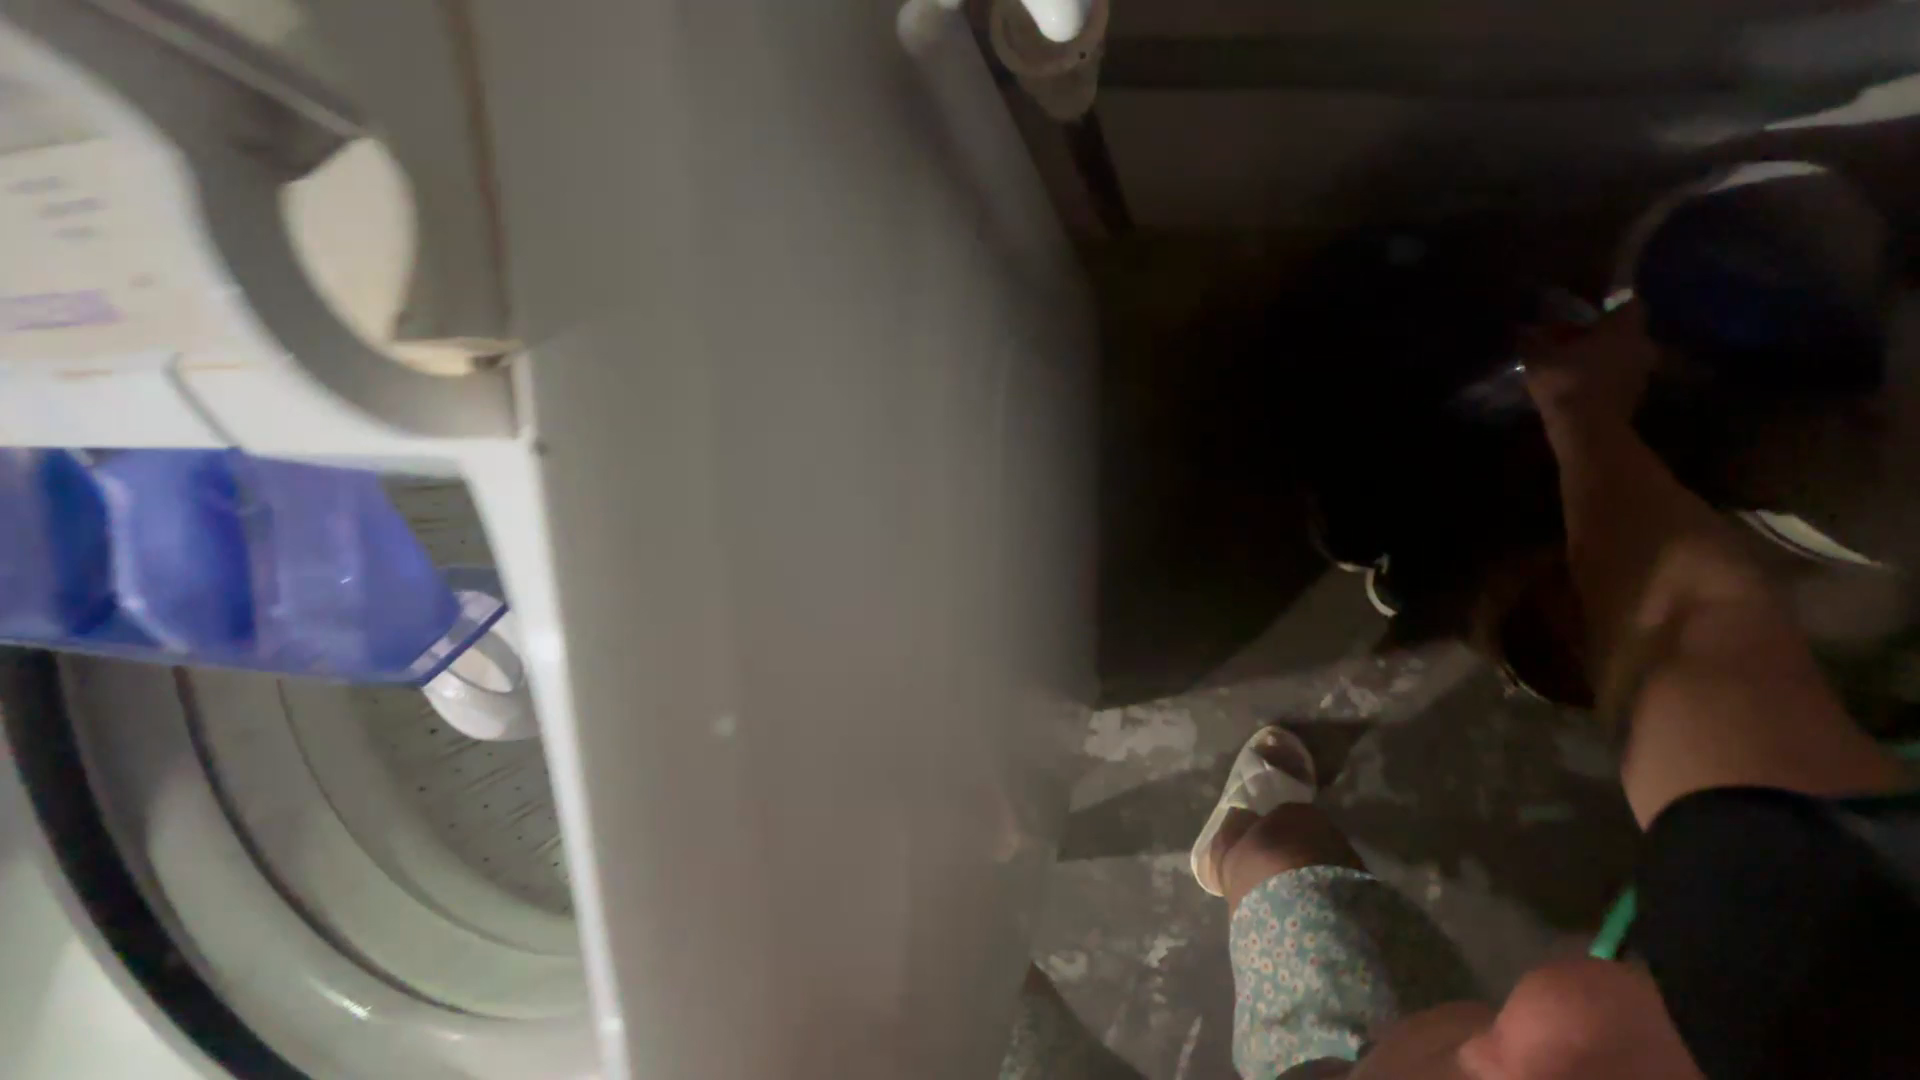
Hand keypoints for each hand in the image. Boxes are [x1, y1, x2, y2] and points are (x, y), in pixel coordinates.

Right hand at [1523, 303, 1657, 437]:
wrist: (1587, 429)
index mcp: (1623, 328)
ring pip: (1623, 357)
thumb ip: (1533, 341)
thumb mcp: (1537, 358)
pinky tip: (1577, 388)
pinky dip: (1602, 380)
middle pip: (1624, 333)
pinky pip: (1618, 379)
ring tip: (1571, 367)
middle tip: (1572, 343)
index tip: (1587, 314)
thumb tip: (1524, 331)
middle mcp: (1641, 345)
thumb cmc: (1566, 382)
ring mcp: (1641, 373)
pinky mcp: (1634, 397)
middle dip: (1601, 336)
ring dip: (1603, 359)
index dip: (1609, 307)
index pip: (1629, 304)